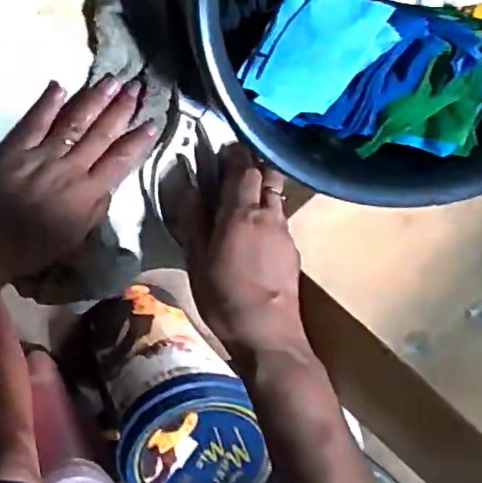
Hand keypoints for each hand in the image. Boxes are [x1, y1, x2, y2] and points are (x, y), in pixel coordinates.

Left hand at [0, 77, 159, 281]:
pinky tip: (61, 86)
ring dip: (94, 99)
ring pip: (74, 122)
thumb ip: (96, 209)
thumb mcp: (75, 239)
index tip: (154, 120)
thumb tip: (109, 183)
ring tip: (111, 81)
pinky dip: (48, 103)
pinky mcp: (14, 150)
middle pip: (101, 134)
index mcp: (86, 194)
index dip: (138, 139)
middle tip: (136, 87)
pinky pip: (34, 122)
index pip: (120, 160)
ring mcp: (41, 156)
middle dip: (121, 109)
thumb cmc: (33, 248)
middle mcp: (69, 170)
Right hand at [173, 143, 308, 360]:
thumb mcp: (196, 258)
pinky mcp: (292, 252)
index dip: (234, 154)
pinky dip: (269, 211)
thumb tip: (189, 188)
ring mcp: (285, 233)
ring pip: (277, 196)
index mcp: (241, 213)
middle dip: (255, 164)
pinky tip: (257, 228)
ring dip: (264, 187)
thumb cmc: (223, 295)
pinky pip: (281, 218)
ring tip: (246, 195)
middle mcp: (268, 215)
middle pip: (268, 175)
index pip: (243, 169)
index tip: (224, 147)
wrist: (268, 335)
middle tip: (237, 164)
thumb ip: (193, 220)